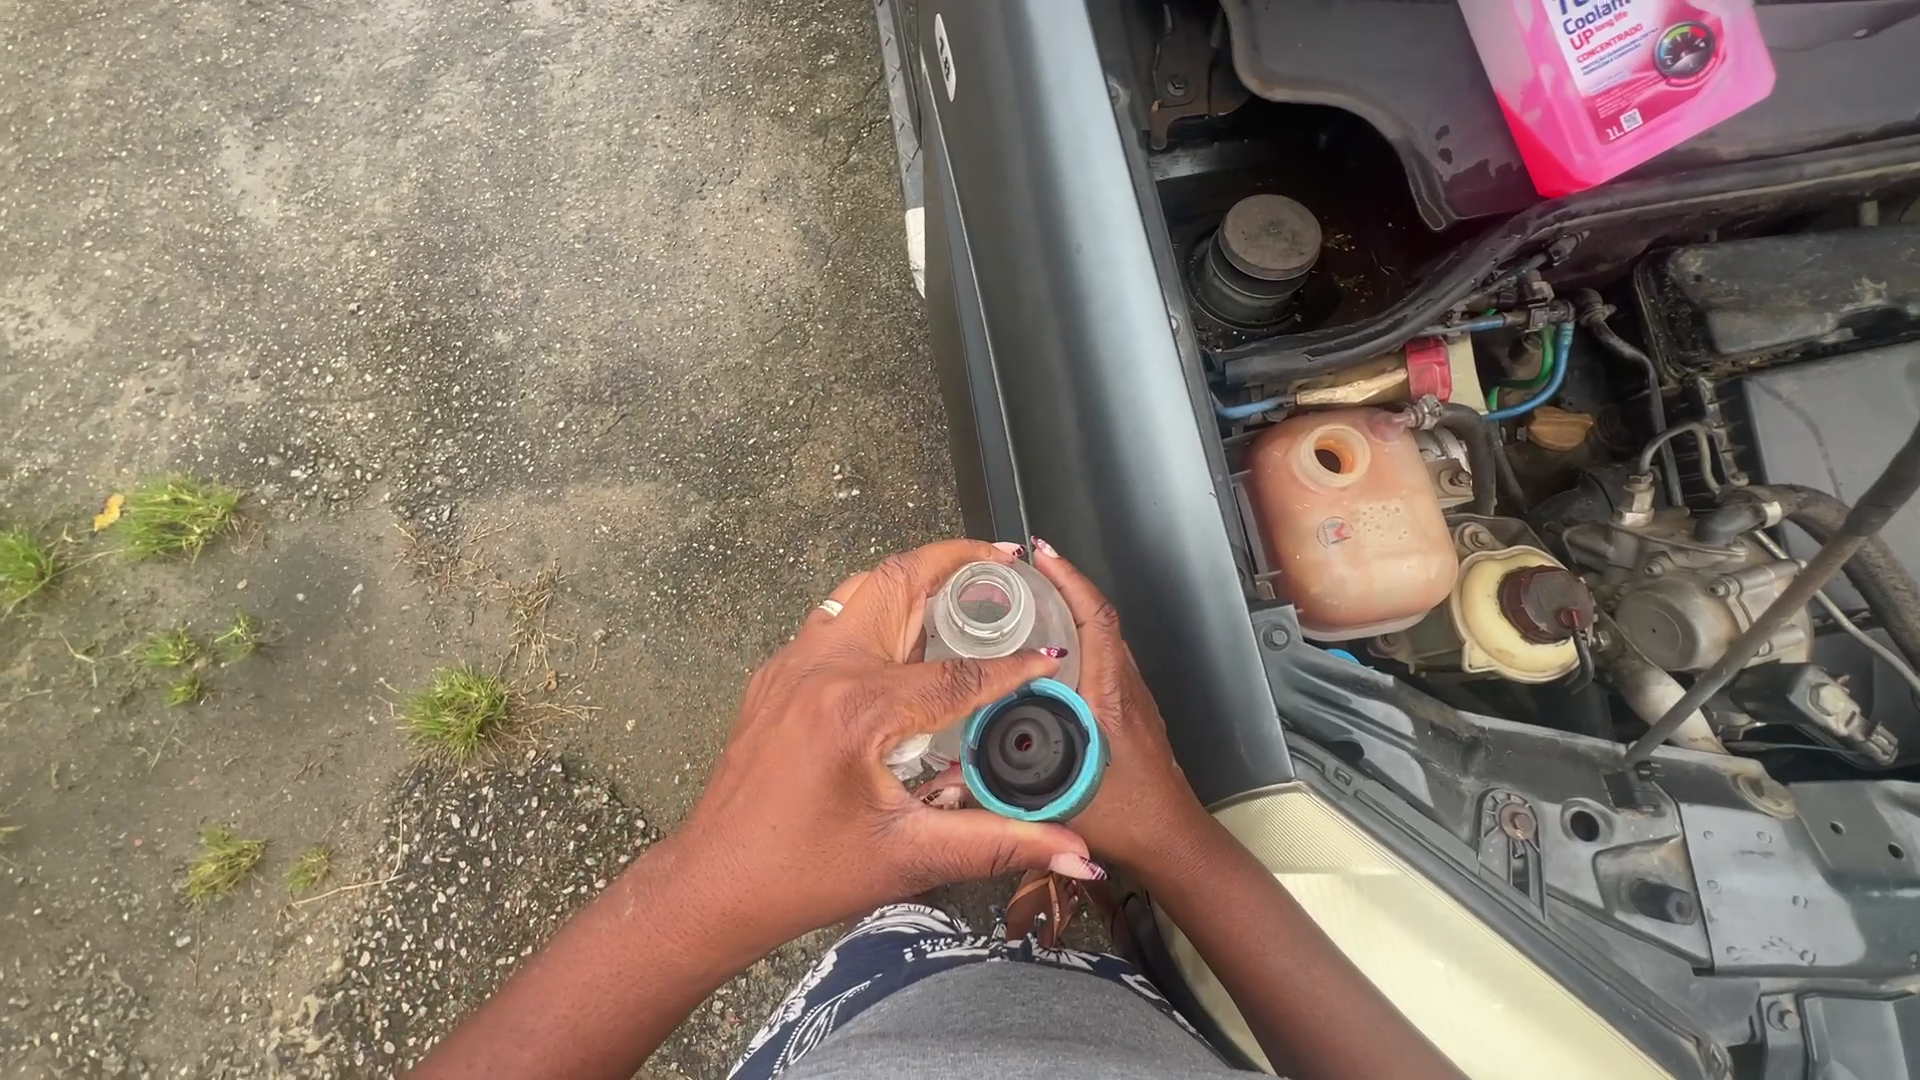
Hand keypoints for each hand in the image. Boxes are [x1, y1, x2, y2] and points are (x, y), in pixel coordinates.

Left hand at [678, 538, 1099, 947]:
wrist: (714, 882)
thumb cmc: (804, 874)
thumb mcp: (907, 858)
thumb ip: (997, 842)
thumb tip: (1073, 848)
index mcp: (857, 708)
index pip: (955, 673)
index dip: (1012, 667)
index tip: (1051, 656)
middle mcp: (823, 667)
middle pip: (900, 581)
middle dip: (958, 561)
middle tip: (1006, 561)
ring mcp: (793, 662)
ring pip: (863, 586)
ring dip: (917, 576)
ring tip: (965, 585)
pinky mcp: (779, 673)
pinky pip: (837, 614)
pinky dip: (882, 604)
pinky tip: (908, 632)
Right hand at [1028, 537, 1209, 872]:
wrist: (1174, 843)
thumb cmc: (1127, 819)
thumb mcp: (1053, 802)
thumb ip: (995, 794)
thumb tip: (944, 784)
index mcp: (1108, 695)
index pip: (1096, 620)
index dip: (1070, 580)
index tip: (1042, 555)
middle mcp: (1124, 686)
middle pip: (1101, 618)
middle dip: (1066, 586)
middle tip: (1026, 571)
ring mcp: (1132, 696)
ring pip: (1104, 638)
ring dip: (1074, 611)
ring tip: (1033, 601)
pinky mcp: (1131, 710)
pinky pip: (1105, 658)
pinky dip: (1080, 639)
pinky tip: (1051, 655)